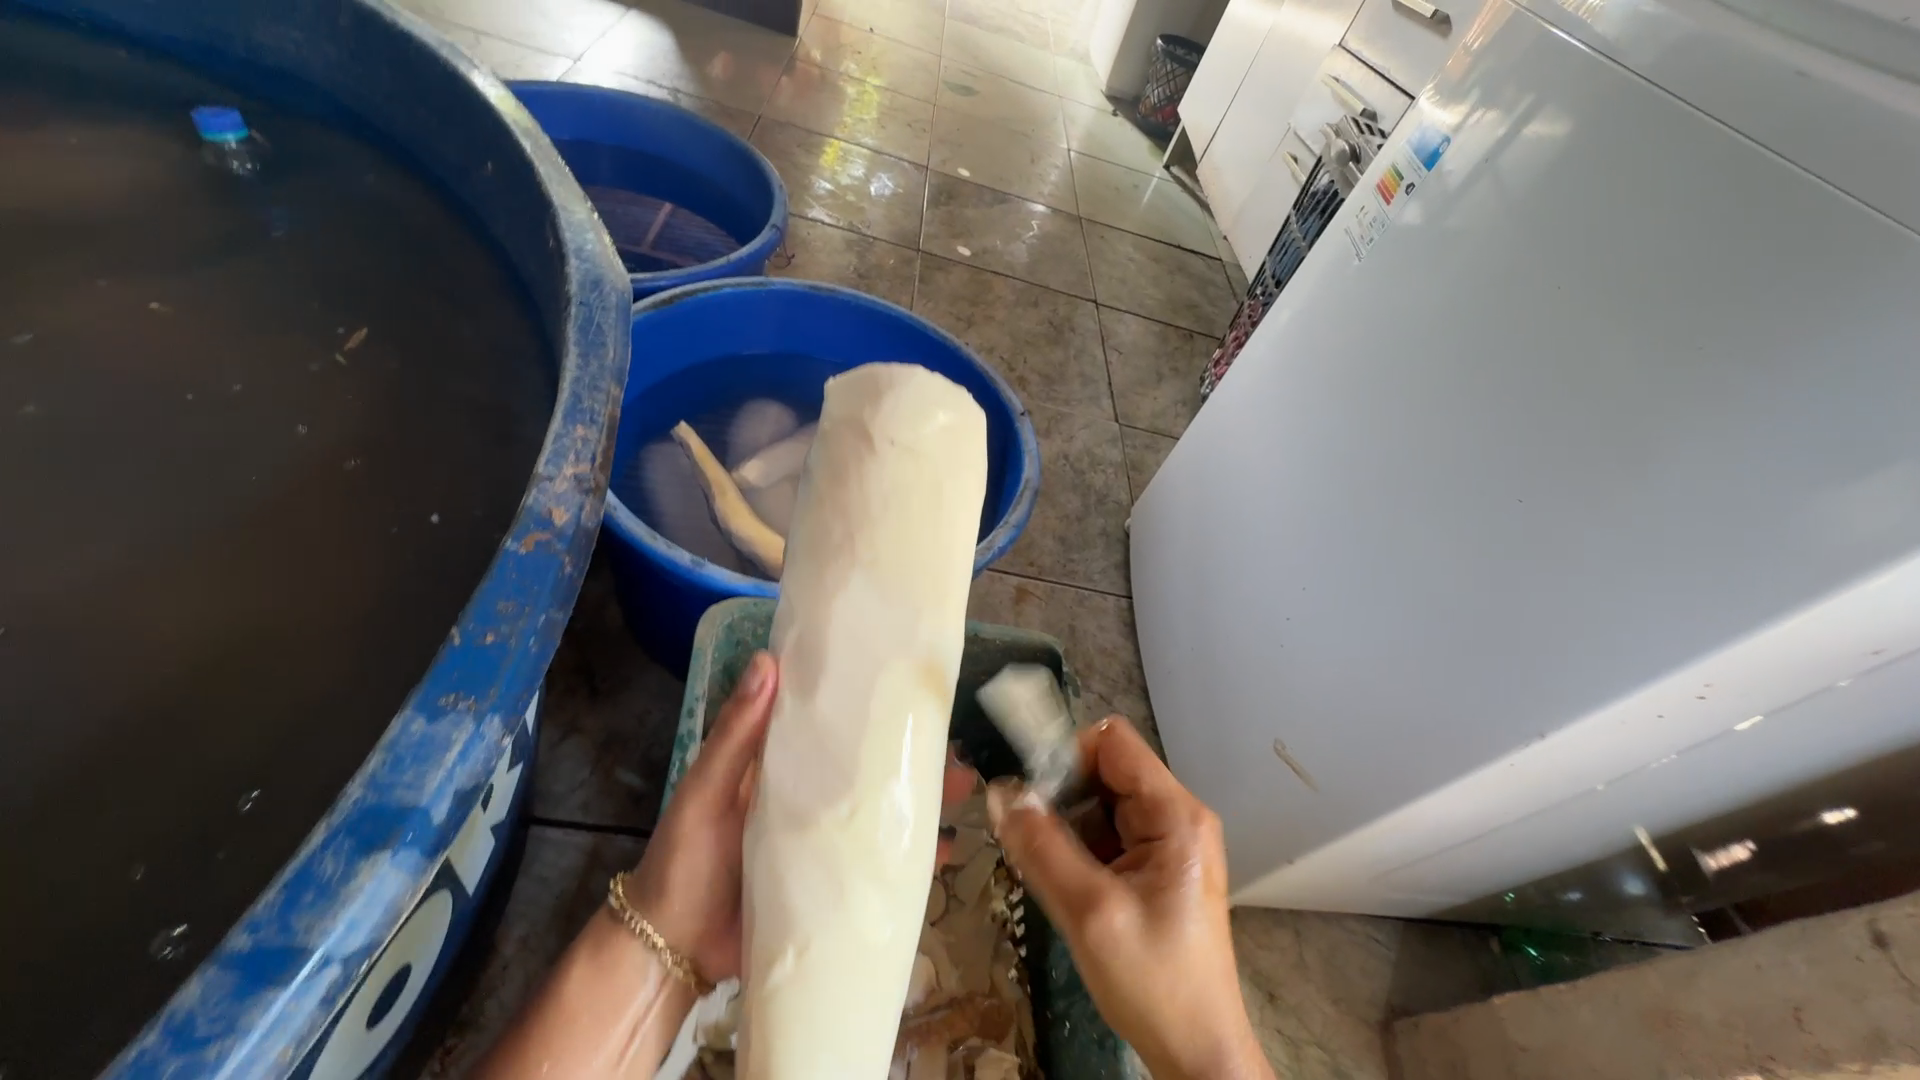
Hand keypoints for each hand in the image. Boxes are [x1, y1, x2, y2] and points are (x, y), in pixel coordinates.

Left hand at [624, 653, 982, 985]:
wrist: (670, 951)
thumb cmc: (684, 859)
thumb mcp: (706, 791)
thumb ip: (736, 735)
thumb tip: (767, 660)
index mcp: (778, 770)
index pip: (830, 731)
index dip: (869, 715)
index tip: (911, 699)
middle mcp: (807, 801)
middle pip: (867, 775)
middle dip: (911, 764)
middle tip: (954, 758)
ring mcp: (822, 845)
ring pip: (879, 816)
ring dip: (918, 805)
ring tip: (959, 798)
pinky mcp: (829, 887)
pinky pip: (875, 867)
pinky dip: (907, 860)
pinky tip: (941, 856)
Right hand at [987, 717, 1271, 1079]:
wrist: (1198, 1053)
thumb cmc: (1154, 982)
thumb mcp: (1089, 913)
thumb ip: (1041, 847)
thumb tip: (1000, 793)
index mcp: (1175, 814)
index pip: (1112, 742)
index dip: (1067, 757)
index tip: (1033, 799)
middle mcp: (1175, 816)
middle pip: (1103, 771)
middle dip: (1061, 798)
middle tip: (1033, 843)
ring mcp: (1167, 842)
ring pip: (1099, 803)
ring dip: (1066, 828)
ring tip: (1054, 874)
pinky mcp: (1155, 866)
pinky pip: (1106, 833)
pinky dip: (1078, 849)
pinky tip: (1069, 886)